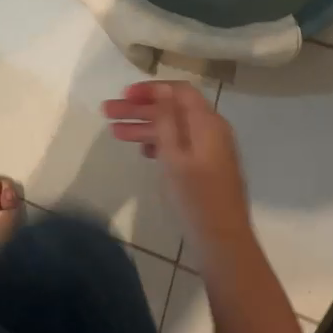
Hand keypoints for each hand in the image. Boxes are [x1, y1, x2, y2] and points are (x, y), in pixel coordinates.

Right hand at [103, 81, 251, 252]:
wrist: (224, 243)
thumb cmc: (196, 197)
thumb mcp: (175, 156)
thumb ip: (167, 120)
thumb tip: (162, 91)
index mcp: (207, 123)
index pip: (179, 91)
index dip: (151, 89)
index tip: (124, 95)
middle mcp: (211, 131)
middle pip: (173, 109)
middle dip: (140, 108)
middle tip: (108, 112)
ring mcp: (210, 151)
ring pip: (174, 128)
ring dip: (145, 127)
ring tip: (115, 132)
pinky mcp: (206, 168)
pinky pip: (180, 145)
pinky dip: (159, 143)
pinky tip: (142, 151)